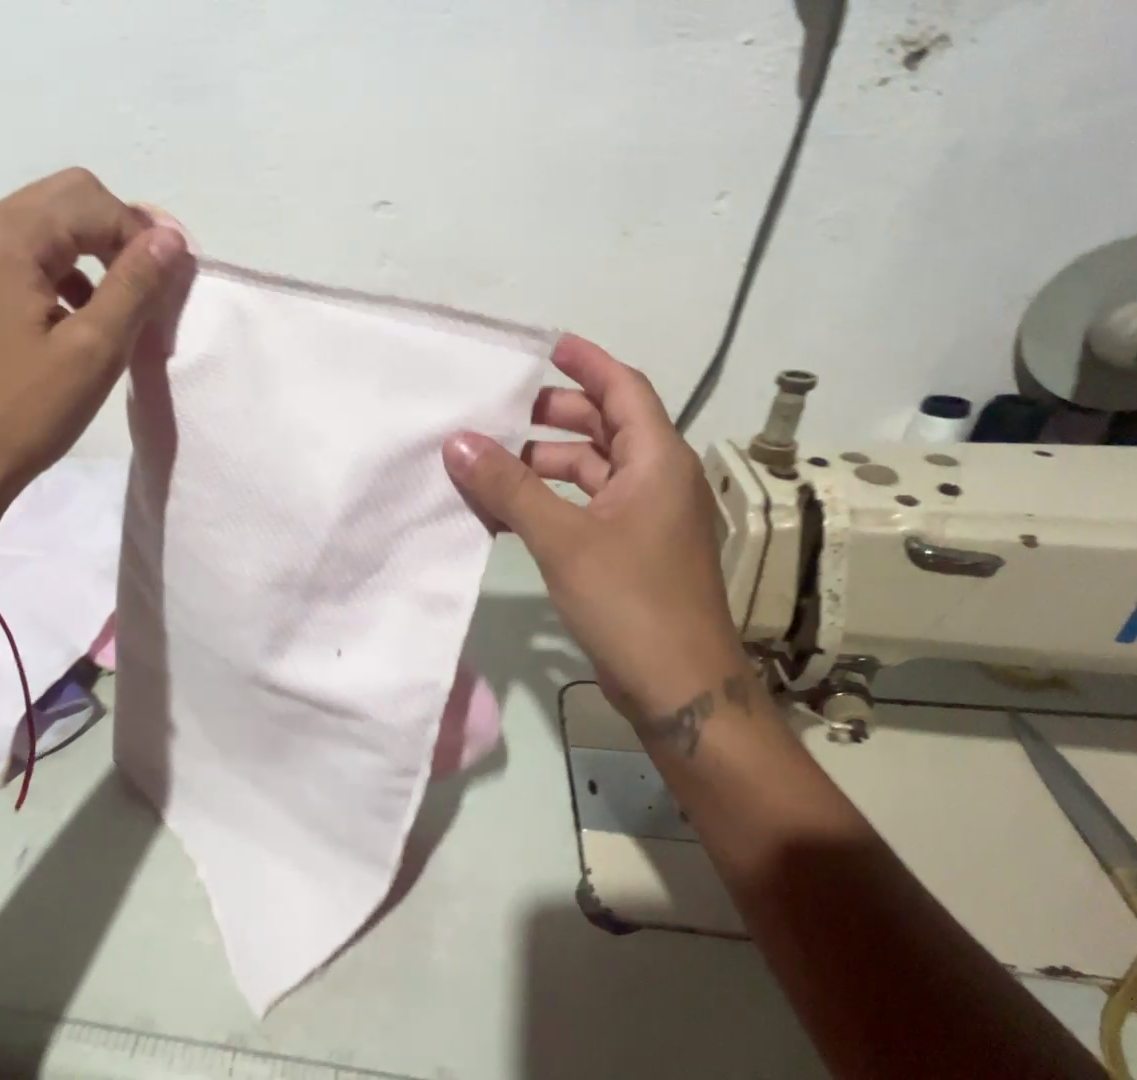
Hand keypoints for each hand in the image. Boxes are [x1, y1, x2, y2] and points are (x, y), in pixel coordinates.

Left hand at [0, 169, 192, 586]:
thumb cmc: (23, 413)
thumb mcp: (93, 349)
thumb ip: (135, 285)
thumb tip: (172, 237)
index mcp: (6, 236)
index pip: (92, 200)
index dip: (141, 234)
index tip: (172, 283)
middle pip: (68, 200)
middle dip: (119, 236)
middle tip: (153, 286)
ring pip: (50, 228)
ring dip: (95, 255)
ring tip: (125, 306)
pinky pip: (30, 259)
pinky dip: (67, 276)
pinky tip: (84, 320)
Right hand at [442, 336, 744, 716]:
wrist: (679, 686)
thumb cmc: (630, 600)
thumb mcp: (562, 538)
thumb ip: (509, 487)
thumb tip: (458, 441)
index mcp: (657, 462)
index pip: (625, 390)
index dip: (588, 364)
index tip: (546, 347)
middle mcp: (658, 482)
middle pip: (607, 428)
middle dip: (556, 415)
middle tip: (500, 410)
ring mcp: (647, 520)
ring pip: (593, 472)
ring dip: (545, 462)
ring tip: (490, 462)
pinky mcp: (631, 554)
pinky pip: (586, 508)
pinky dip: (550, 502)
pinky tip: (506, 512)